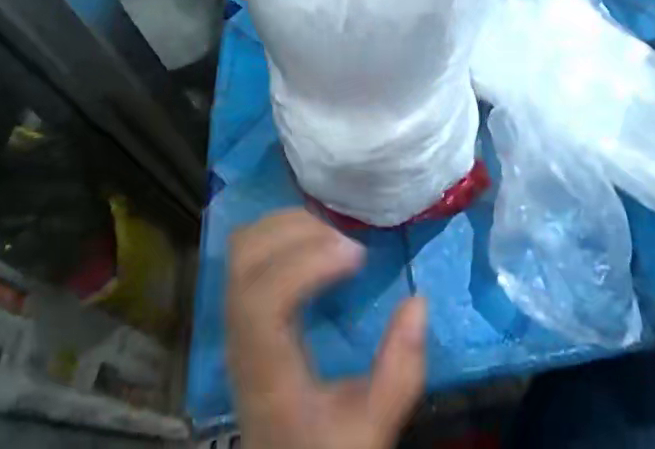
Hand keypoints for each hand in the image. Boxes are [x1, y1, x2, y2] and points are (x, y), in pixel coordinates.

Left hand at [226, 209, 427, 448]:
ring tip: (337, 238)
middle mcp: (241, 340)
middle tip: (350, 243)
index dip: (306, 263)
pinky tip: (320, 243)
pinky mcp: (246, 312)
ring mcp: (238, 323)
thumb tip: (417, 302)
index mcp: (268, 373)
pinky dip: (283, 230)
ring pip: (244, 247)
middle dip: (300, 232)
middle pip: (245, 259)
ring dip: (291, 225)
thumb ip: (400, 374)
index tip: (359, 257)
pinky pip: (250, 251)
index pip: (261, 301)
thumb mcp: (373, 430)